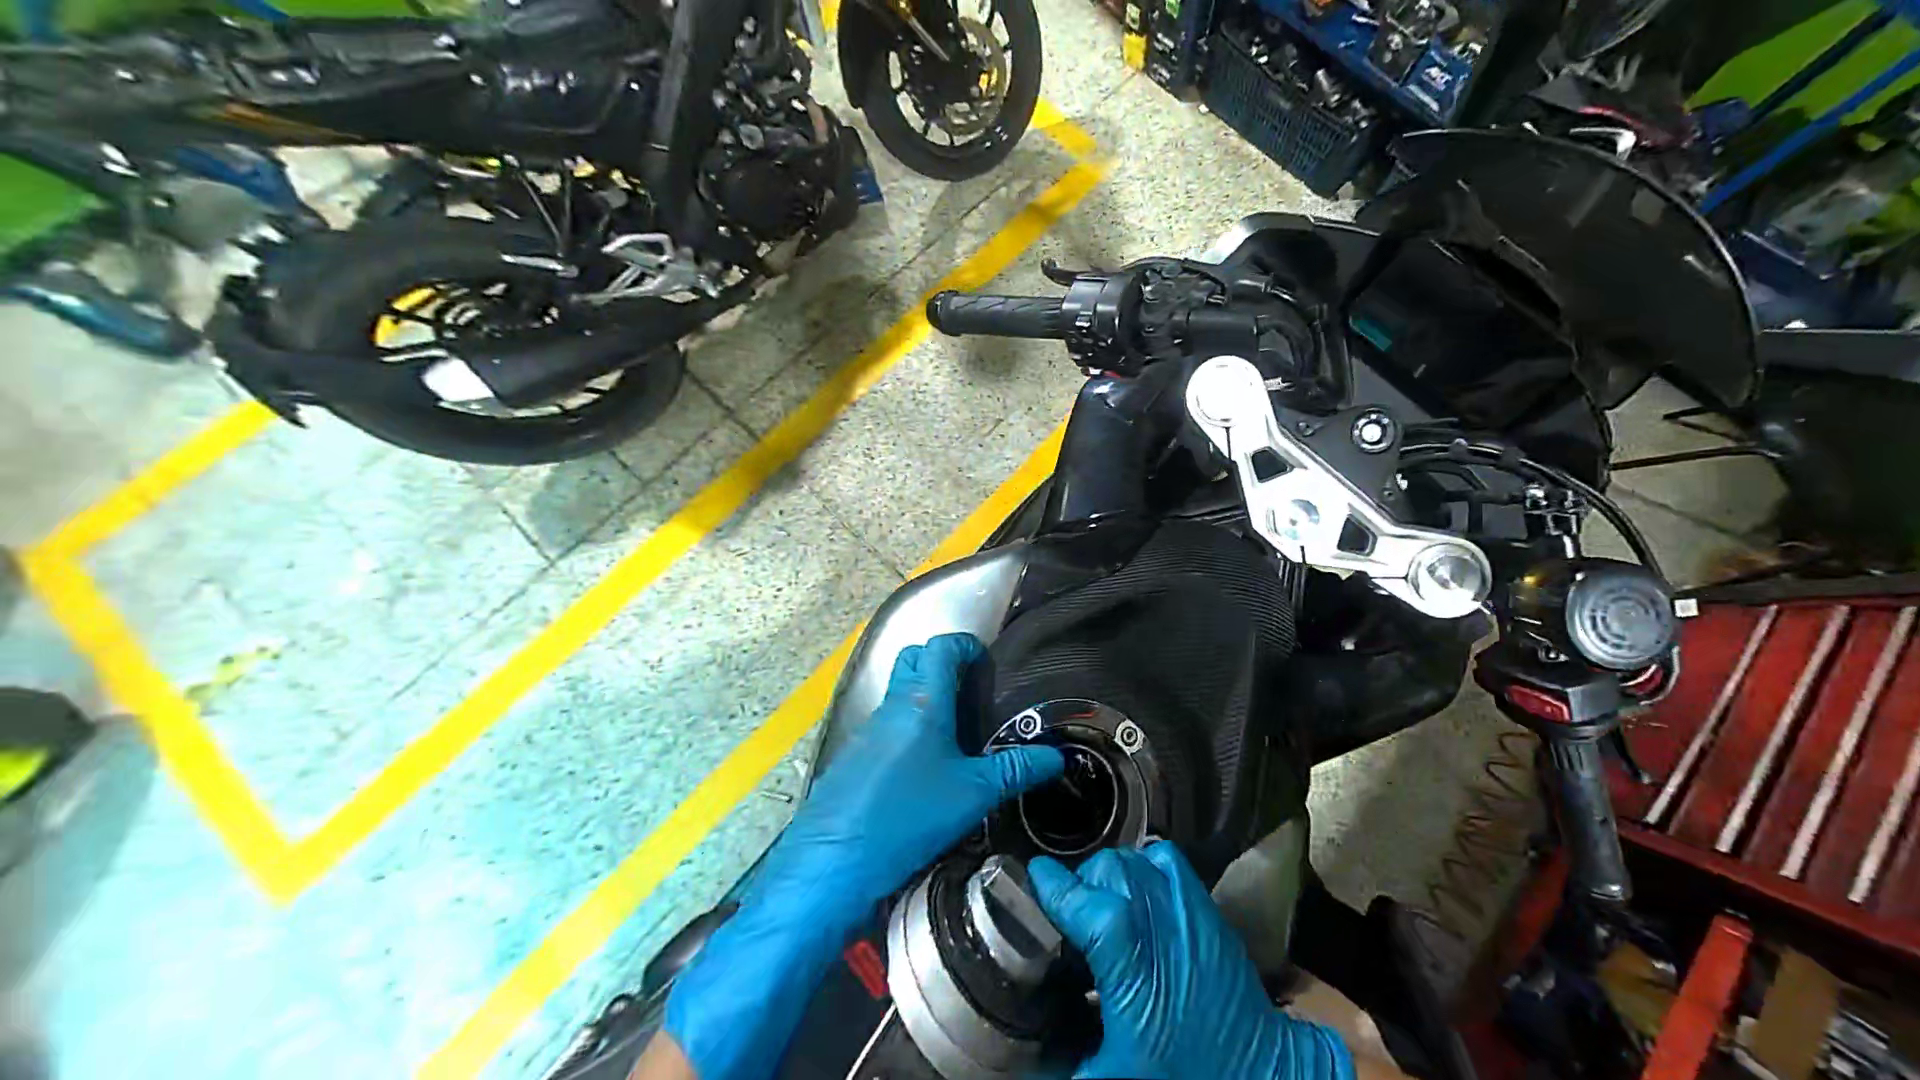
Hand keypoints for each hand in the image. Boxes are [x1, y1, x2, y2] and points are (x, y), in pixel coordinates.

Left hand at [666, 634, 1062, 1079]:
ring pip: (900, 694)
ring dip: (927, 699)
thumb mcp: (972, 794)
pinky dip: (910, 729)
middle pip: (914, 659)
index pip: (941, 647)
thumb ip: (1015, 770)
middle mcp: (892, 705)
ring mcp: (868, 730)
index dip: (966, 645)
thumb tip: (1056, 757)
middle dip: (942, 663)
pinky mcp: (855, 755)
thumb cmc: (910, 814)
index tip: (987, 664)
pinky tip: (927, 767)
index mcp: (922, 700)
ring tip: (958, 733)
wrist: (834, 860)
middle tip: (973, 692)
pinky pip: (888, 725)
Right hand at [1030, 842, 1355, 1079]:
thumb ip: (1058, 1055)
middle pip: (1100, 869)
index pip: (1077, 897)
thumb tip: (1023, 1048)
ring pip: (1128, 859)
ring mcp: (1182, 905)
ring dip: (1108, 876)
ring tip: (1102, 907)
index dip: (1048, 888)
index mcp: (1124, 956)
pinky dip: (1143, 865)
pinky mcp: (1203, 903)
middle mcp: (1152, 918)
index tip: (1030, 884)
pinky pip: (1163, 858)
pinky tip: (1137, 894)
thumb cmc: (1183, 1076)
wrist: (1260, 1075)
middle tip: (1071, 918)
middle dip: (1078, 886)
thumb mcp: (1106, 1077)